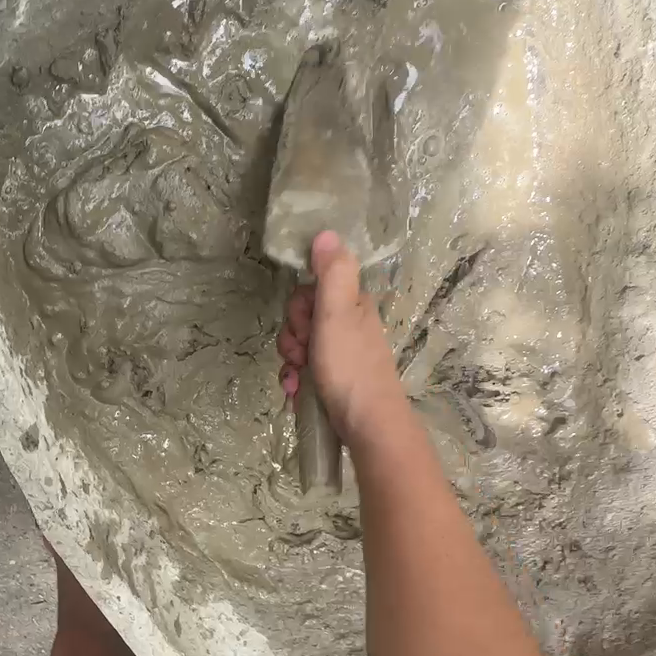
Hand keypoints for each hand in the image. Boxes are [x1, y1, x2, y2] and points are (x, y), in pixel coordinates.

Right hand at [276, 230, 409, 448]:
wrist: (366, 423)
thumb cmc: (350, 367)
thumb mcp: (337, 314)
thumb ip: (331, 274)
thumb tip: (326, 233)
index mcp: (351, 305)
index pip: (308, 293)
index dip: (297, 311)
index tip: (305, 328)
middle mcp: (347, 325)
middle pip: (300, 320)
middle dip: (291, 339)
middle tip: (302, 355)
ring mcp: (339, 354)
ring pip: (298, 347)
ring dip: (289, 362)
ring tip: (298, 378)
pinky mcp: (332, 379)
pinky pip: (302, 371)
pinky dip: (294, 381)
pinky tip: (296, 392)